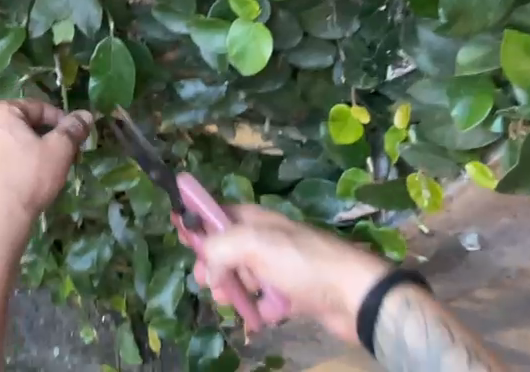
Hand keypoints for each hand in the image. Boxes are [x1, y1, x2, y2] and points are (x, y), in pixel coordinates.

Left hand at [0, 99, 92, 230]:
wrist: (0, 217)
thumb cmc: (30, 176)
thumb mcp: (59, 150)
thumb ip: (72, 129)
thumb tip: (85, 115)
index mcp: (2, 112)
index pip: (37, 108)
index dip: (60, 119)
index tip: (73, 135)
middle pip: (18, 124)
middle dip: (40, 135)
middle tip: (59, 152)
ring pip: (1, 143)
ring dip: (17, 149)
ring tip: (36, 166)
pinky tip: (3, 175)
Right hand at [192, 205, 389, 343]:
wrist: (353, 295)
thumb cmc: (300, 261)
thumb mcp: (252, 244)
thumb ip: (219, 248)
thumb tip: (204, 266)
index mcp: (254, 219)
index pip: (216, 213)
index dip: (196, 221)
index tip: (176, 232)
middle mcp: (264, 238)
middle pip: (226, 248)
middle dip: (212, 263)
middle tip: (204, 282)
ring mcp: (279, 266)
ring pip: (244, 275)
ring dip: (233, 288)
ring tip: (229, 303)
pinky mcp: (292, 293)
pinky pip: (265, 299)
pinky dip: (258, 307)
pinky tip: (259, 316)